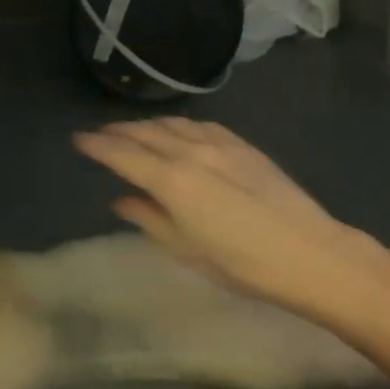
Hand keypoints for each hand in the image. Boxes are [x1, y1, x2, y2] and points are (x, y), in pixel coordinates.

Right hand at [74, 119, 389, 311]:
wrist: (311, 253)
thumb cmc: (244, 265)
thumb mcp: (188, 251)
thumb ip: (150, 219)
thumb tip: (121, 200)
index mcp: (171, 180)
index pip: (123, 154)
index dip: (97, 145)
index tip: (78, 139)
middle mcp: (190, 151)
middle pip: (144, 133)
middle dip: (118, 131)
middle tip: (99, 135)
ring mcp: (218, 143)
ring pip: (171, 124)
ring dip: (146, 125)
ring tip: (132, 131)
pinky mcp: (241, 143)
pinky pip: (199, 124)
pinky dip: (177, 124)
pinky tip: (176, 131)